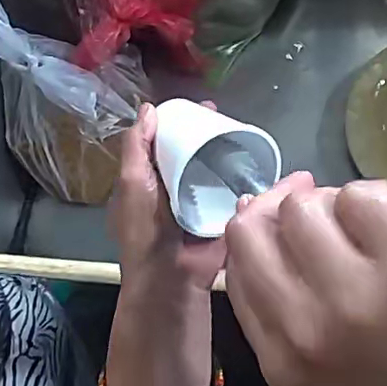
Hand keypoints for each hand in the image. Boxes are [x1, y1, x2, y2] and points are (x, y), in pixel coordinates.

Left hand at [108, 102, 314, 293]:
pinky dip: (243, 176)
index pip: (165, 143)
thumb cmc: (144, 229)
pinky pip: (233, 190)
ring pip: (215, 168)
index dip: (179, 122)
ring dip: (227, 152)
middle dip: (207, 133)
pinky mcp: (222, 214)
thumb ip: (136, 147)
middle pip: (193, 151)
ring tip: (242, 132)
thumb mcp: (131, 183)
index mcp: (150, 180)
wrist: (171, 278)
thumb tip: (148, 109)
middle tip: (224, 117)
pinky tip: (256, 160)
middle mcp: (175, 187)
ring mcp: (201, 201)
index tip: (198, 107)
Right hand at [223, 181, 386, 385]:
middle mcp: (311, 331)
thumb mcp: (326, 367)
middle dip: (288, 210)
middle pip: (259, 224)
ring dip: (337, 207)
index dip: (259, 227)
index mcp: (284, 362)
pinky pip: (364, 193)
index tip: (287, 221)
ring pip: (307, 204)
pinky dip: (382, 200)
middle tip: (329, 218)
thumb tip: (252, 205)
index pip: (235, 259)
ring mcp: (362, 296)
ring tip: (375, 233)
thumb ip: (282, 296)